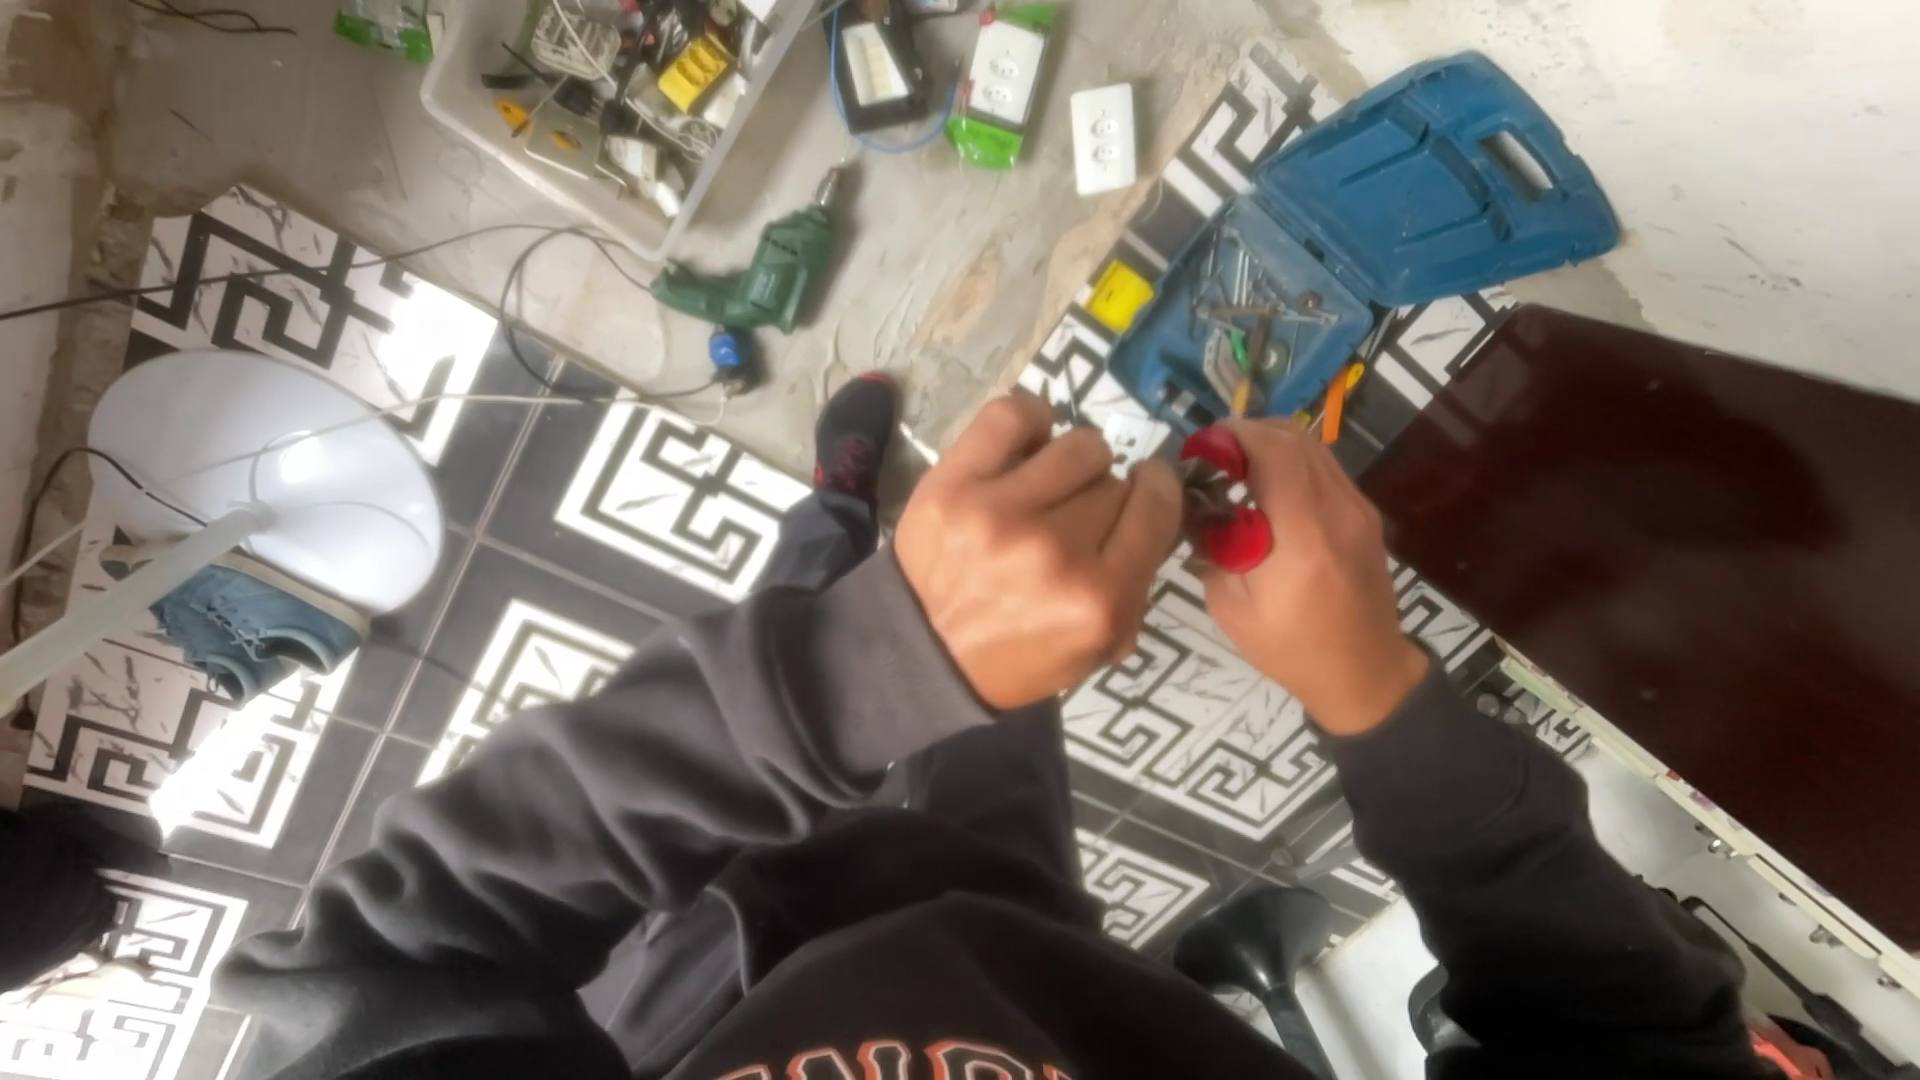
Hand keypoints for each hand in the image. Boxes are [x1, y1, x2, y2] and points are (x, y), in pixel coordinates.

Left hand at [895, 392, 1181, 708]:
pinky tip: (1028, 445)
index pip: (1157, 507)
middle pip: (1112, 483)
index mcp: (1100, 599)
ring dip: (1073, 462)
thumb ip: (1139, 582)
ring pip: (1076, 446)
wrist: (927, 655)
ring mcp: (999, 513)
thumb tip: (1154, 504)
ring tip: (1051, 483)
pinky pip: (1012, 415)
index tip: (1146, 486)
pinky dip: (1031, 420)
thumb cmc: (1020, 654)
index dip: (1157, 489)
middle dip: (1103, 497)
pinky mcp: (952, 485)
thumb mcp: (1099, 646)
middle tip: (1076, 518)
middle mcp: (1055, 551)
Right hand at [1199, 420, 1428, 734]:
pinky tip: (1265, 486)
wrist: (1365, 674)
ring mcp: (1358, 510)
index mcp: (1302, 538)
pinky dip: (1290, 461)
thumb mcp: (1230, 607)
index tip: (1200, 447)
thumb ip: (1212, 548)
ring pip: (1313, 446)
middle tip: (1212, 454)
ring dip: (1270, 443)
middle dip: (1248, 433)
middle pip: (1295, 438)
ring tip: (1235, 466)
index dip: (1234, 436)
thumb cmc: (1290, 648)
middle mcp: (1338, 512)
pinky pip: (1324, 467)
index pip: (1275, 453)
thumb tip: (1194, 505)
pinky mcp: (1364, 515)